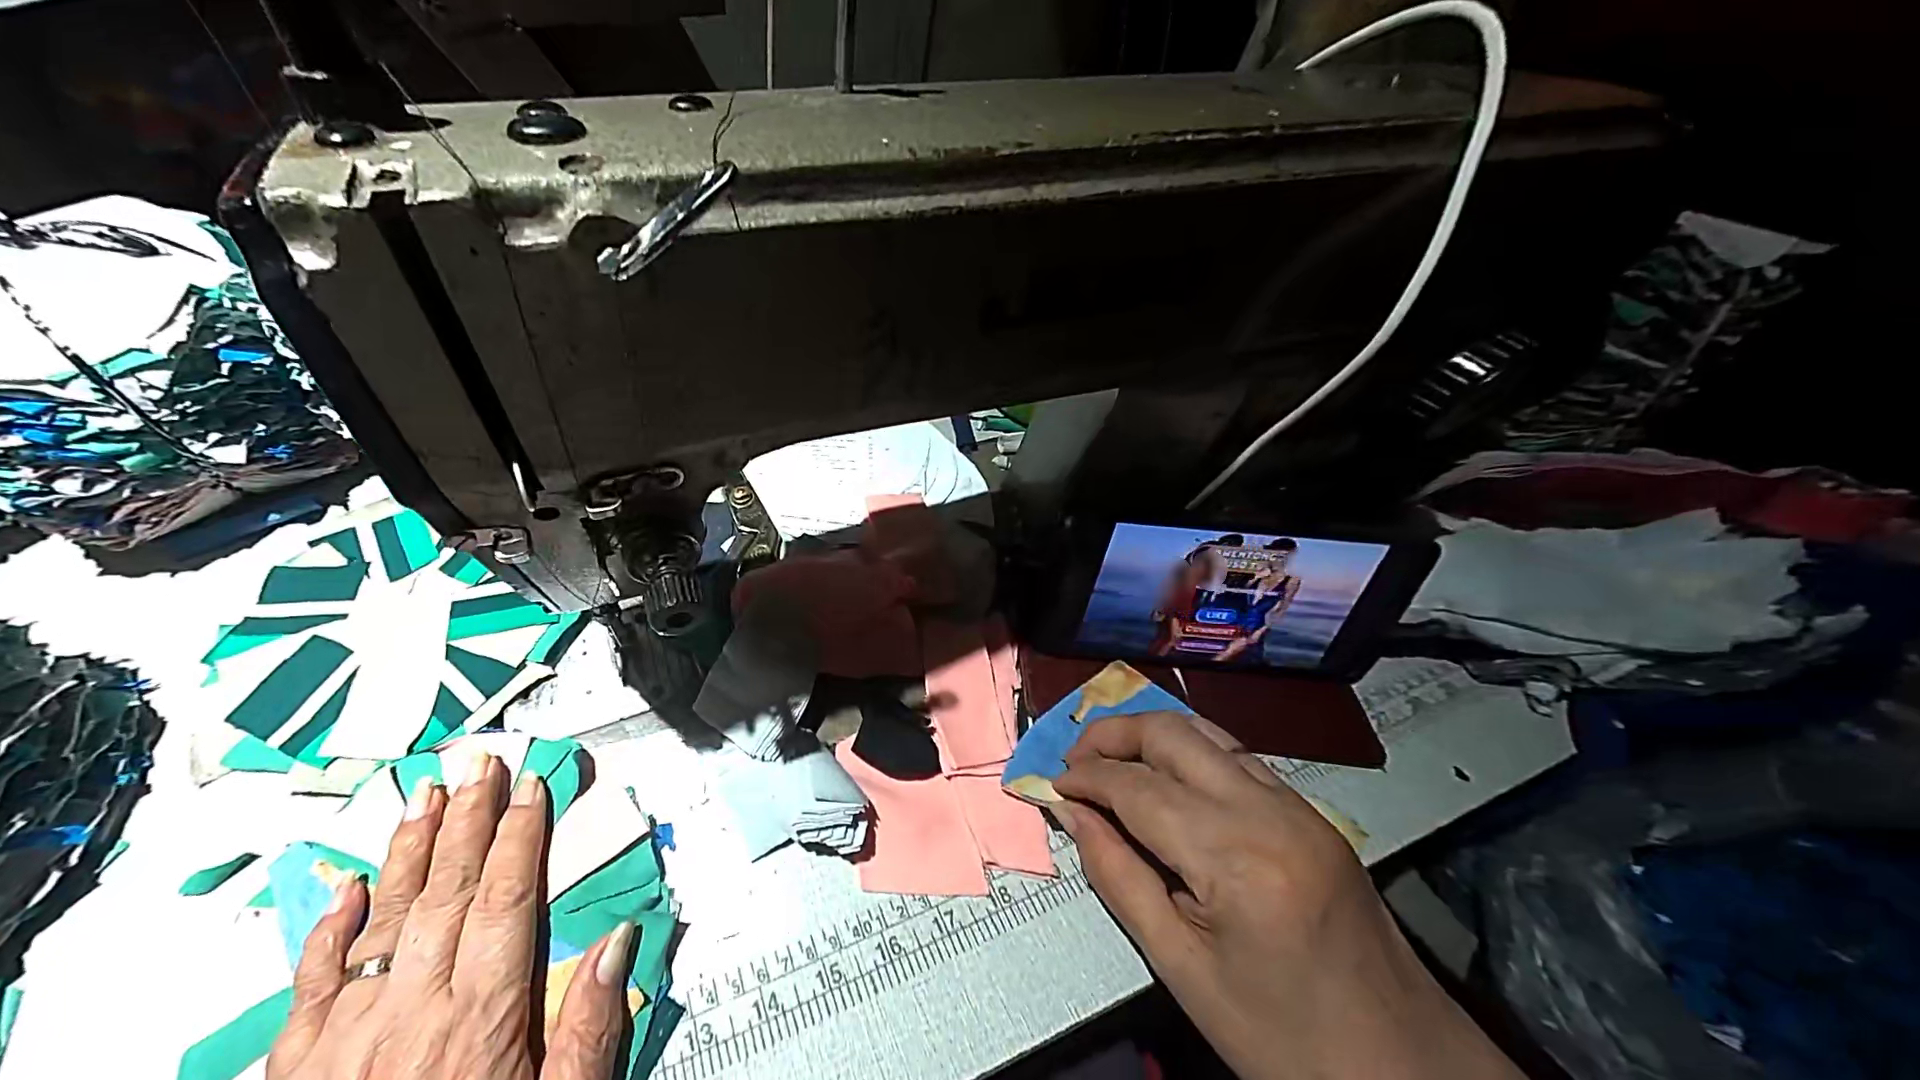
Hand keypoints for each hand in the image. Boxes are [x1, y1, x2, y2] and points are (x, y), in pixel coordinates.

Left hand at [268, 754, 633, 1079]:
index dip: (520, 836)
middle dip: (469, 819)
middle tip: (480, 764)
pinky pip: (313, 981)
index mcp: (480, 1020)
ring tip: (425, 795)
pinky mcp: (296, 1065)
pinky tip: (348, 885)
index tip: (529, 789)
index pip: (506, 899)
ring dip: (409, 850)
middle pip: (447, 892)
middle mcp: (409, 1015)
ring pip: (385, 919)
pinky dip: (332, 926)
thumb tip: (620, 940)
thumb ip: (591, 1026)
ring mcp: (345, 1037)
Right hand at [1053, 712, 1520, 1079]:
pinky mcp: (1312, 813)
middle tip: (1074, 758)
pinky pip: (1237, 757)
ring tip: (1109, 755)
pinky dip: (1190, 751)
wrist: (1402, 1065)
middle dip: (1112, 734)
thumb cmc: (1281, 1036)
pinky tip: (1166, 774)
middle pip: (1172, 734)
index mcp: (1235, 858)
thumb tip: (1073, 816)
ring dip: (1150, 734)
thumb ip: (1118, 878)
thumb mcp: (1181, 968)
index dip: (1086, 778)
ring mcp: (1297, 806)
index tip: (1052, 783)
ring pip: (1206, 733)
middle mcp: (1268, 811)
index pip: (1138, 788)